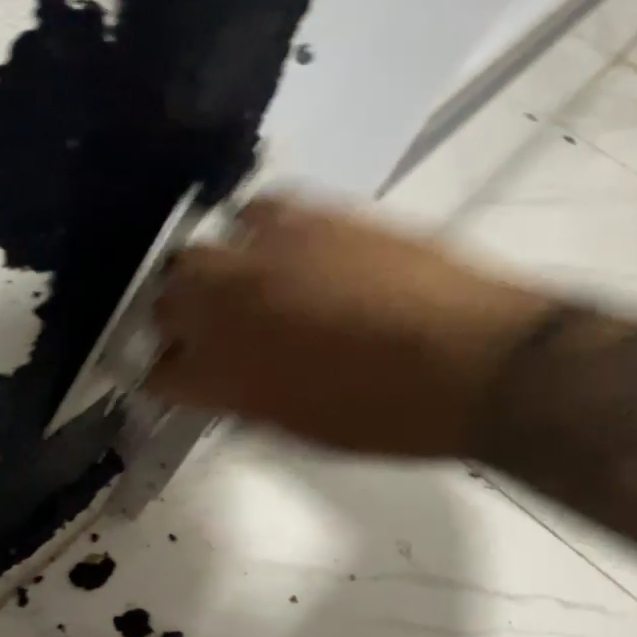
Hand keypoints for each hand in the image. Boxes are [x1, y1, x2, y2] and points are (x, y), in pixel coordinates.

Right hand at [148, 197, 557, 457]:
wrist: (477, 360)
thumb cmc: (386, 415)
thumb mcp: (298, 427)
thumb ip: (244, 399)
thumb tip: (224, 384)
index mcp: (222, 373)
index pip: (159, 372)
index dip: (165, 377)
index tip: (178, 380)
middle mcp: (229, 308)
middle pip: (164, 300)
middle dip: (174, 316)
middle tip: (201, 329)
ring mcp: (266, 256)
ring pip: (197, 250)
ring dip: (208, 268)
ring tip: (238, 279)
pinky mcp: (313, 217)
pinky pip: (259, 210)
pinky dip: (257, 229)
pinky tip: (281, 246)